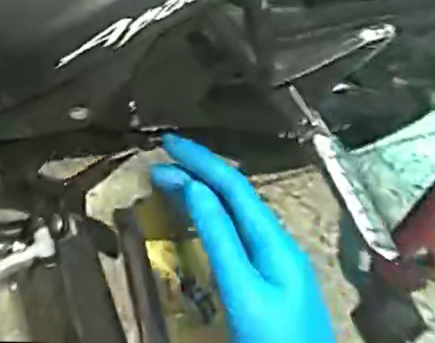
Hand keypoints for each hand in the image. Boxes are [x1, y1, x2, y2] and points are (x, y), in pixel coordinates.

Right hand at [150, 134, 333, 342]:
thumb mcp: (242, 292)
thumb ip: (219, 237)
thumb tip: (192, 185)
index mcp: (276, 243)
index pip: (235, 186)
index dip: (200, 159)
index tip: (166, 143)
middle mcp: (279, 247)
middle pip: (236, 196)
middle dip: (196, 174)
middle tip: (156, 168)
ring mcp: (277, 267)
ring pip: (235, 214)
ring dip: (201, 194)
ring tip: (167, 186)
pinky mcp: (269, 285)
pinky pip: (235, 234)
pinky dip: (209, 217)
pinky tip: (194, 221)